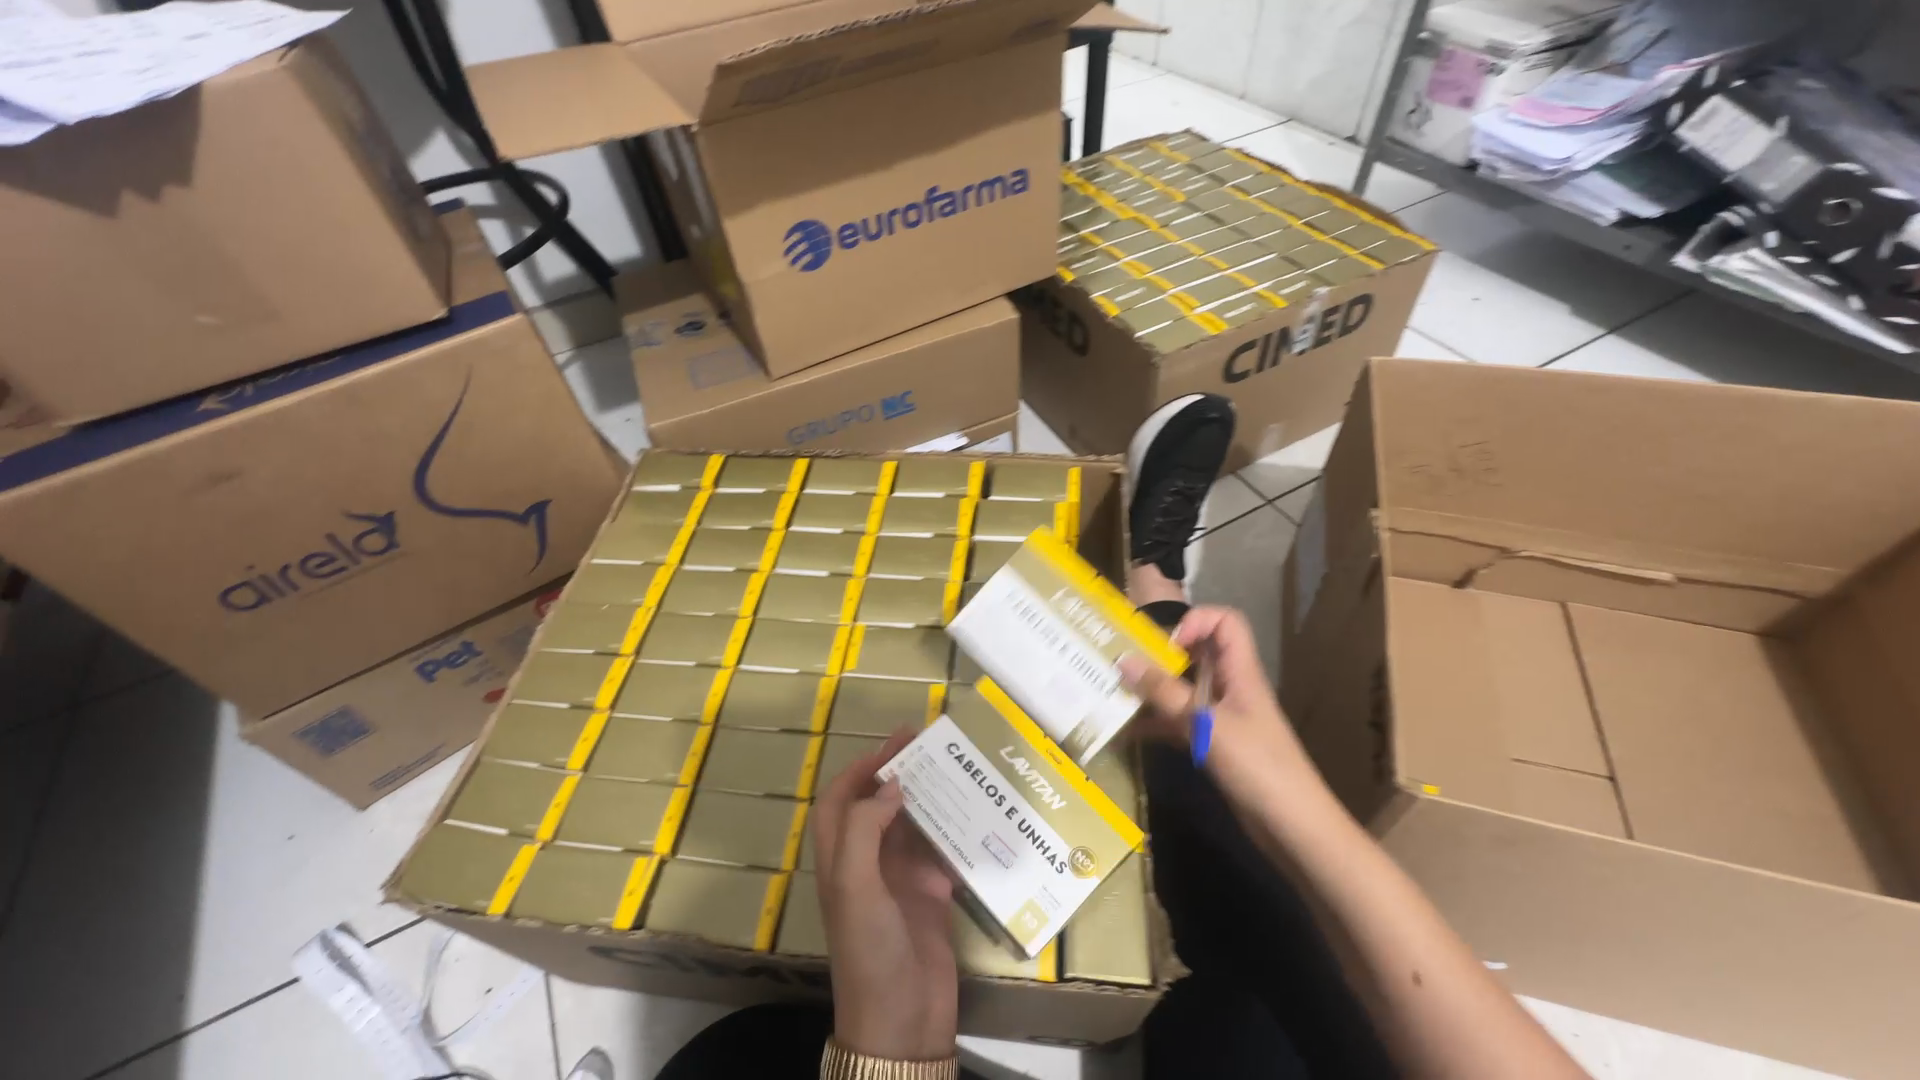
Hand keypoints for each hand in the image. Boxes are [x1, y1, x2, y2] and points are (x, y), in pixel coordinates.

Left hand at [812, 727, 957, 1061]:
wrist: (902, 1020)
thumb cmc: (870, 949)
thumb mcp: (856, 886)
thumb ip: (865, 830)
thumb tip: (891, 785)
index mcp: (840, 859)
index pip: (840, 801)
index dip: (860, 770)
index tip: (892, 745)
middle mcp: (867, 864)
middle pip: (877, 806)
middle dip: (898, 774)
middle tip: (929, 743)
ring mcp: (899, 882)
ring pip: (911, 827)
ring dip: (929, 800)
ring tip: (957, 771)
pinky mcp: (929, 899)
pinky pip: (941, 856)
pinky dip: (954, 836)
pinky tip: (976, 820)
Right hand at [1121, 606, 1314, 789]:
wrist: (1293, 827)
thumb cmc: (1257, 767)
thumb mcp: (1207, 726)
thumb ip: (1165, 694)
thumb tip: (1124, 660)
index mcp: (1240, 672)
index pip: (1225, 622)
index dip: (1194, 622)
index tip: (1163, 645)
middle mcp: (1231, 687)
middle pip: (1198, 653)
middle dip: (1161, 654)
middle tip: (1123, 664)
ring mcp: (1222, 718)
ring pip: (1184, 689)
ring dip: (1153, 690)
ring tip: (1115, 693)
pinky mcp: (1214, 745)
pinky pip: (1179, 723)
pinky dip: (1155, 724)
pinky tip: (1126, 732)